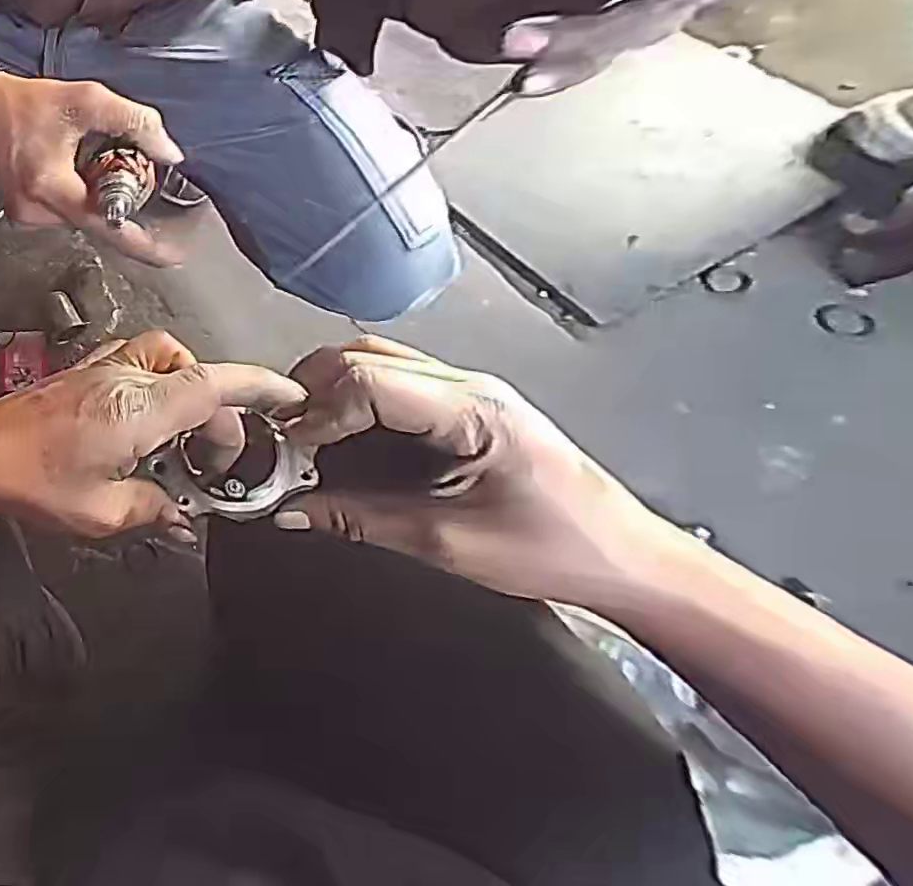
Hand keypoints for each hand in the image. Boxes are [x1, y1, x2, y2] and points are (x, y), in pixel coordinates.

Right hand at [0, 73, 185, 265]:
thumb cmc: (28, 104)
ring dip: (97, 200)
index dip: (141, 243)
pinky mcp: (24, 216)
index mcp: (50, 187)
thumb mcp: (86, 100)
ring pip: (81, 219)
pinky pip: (65, 215)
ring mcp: (27, 218)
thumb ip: (134, 122)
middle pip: (96, 221)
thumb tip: (171, 154)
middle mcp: (36, 212)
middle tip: (132, 177)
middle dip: (119, 205)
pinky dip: (79, 199)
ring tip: (91, 165)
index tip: (171, 255)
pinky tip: (76, 173)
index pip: (106, 226)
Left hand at [0, 331, 304, 537]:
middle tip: (215, 457)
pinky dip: (157, 378)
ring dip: (188, 385)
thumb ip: (153, 510)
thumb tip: (181, 516)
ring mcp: (99, 369)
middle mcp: (122, 378)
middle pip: (195, 372)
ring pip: (166, 356)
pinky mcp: (80, 372)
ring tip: (183, 433)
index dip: (257, 387)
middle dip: (221, 409)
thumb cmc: (29, 484)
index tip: (286, 394)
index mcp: (135, 409)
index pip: (212, 385)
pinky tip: (145, 417)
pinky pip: (135, 358)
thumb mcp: (100, 513)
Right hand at [274, 337, 701, 606]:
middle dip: (312, 391)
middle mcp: (464, 384)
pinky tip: (337, 432)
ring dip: (327, 389)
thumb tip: (289, 512)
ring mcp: (462, 388)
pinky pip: (388, 380)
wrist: (626, 556)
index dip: (319, 411)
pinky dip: (349, 399)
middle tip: (286, 437)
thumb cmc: (552, 549)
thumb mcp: (447, 542)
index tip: (292, 449)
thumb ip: (359, 519)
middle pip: (363, 356)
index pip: (370, 380)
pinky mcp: (457, 403)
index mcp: (472, 409)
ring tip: (303, 433)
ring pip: (372, 359)